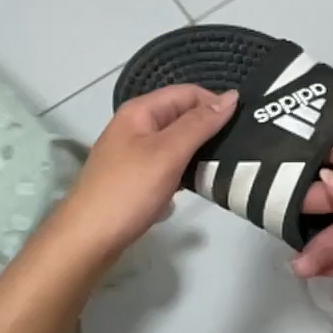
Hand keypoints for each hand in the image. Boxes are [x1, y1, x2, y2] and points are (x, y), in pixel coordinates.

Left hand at [49, 85, 237, 259]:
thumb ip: (199, 124)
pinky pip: (169, 163)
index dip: (215, 103)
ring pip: (177, 141)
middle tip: (241, 146)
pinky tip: (201, 182)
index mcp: (140, 111)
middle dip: (210, 127)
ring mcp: (134, 153)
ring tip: (228, 163)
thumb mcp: (168, 153)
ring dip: (200, 150)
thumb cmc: (128, 190)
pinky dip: (186, 169)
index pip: (187, 93)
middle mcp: (136, 126)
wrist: (88, 238)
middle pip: (181, 115)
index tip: (244, 124)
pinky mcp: (137, 178)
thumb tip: (231, 96)